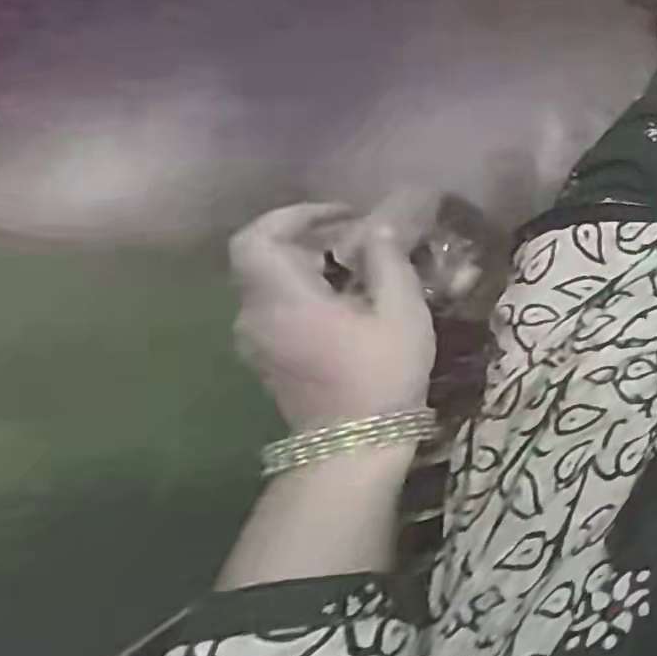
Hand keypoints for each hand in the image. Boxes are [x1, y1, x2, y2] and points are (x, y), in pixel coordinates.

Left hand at [230, 203, 433, 430]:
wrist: (355, 441)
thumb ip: (388, 264)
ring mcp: (256, 339)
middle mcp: (254, 315)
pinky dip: (307, 290)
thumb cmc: (383, 371)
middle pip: (262, 258)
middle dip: (308, 238)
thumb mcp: (402, 312)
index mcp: (282, 299)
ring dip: (309, 265)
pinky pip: (278, 308)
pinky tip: (350, 301)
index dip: (294, 215)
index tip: (342, 214)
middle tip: (360, 237)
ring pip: (270, 284)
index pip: (257, 238)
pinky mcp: (269, 357)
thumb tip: (379, 229)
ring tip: (361, 267)